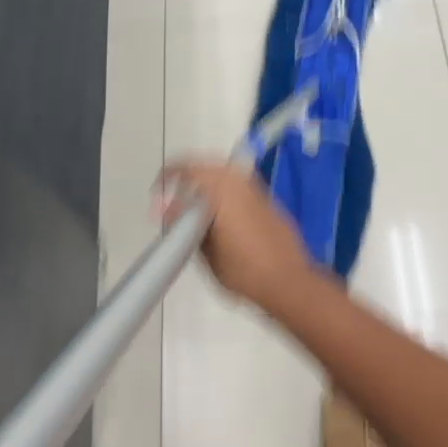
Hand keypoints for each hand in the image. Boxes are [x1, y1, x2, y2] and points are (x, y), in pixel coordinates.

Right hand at [157, 159, 318, 313]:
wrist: (289, 282)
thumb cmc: (244, 272)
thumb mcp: (207, 254)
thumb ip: (186, 227)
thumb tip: (168, 209)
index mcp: (222, 191)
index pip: (190, 169)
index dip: (170, 174)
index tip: (158, 188)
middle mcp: (240, 183)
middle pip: (208, 164)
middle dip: (188, 174)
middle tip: (174, 191)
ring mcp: (257, 190)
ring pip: (226, 172)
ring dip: (207, 181)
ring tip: (193, 202)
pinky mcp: (268, 202)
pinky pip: (240, 185)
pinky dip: (224, 190)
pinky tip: (219, 212)